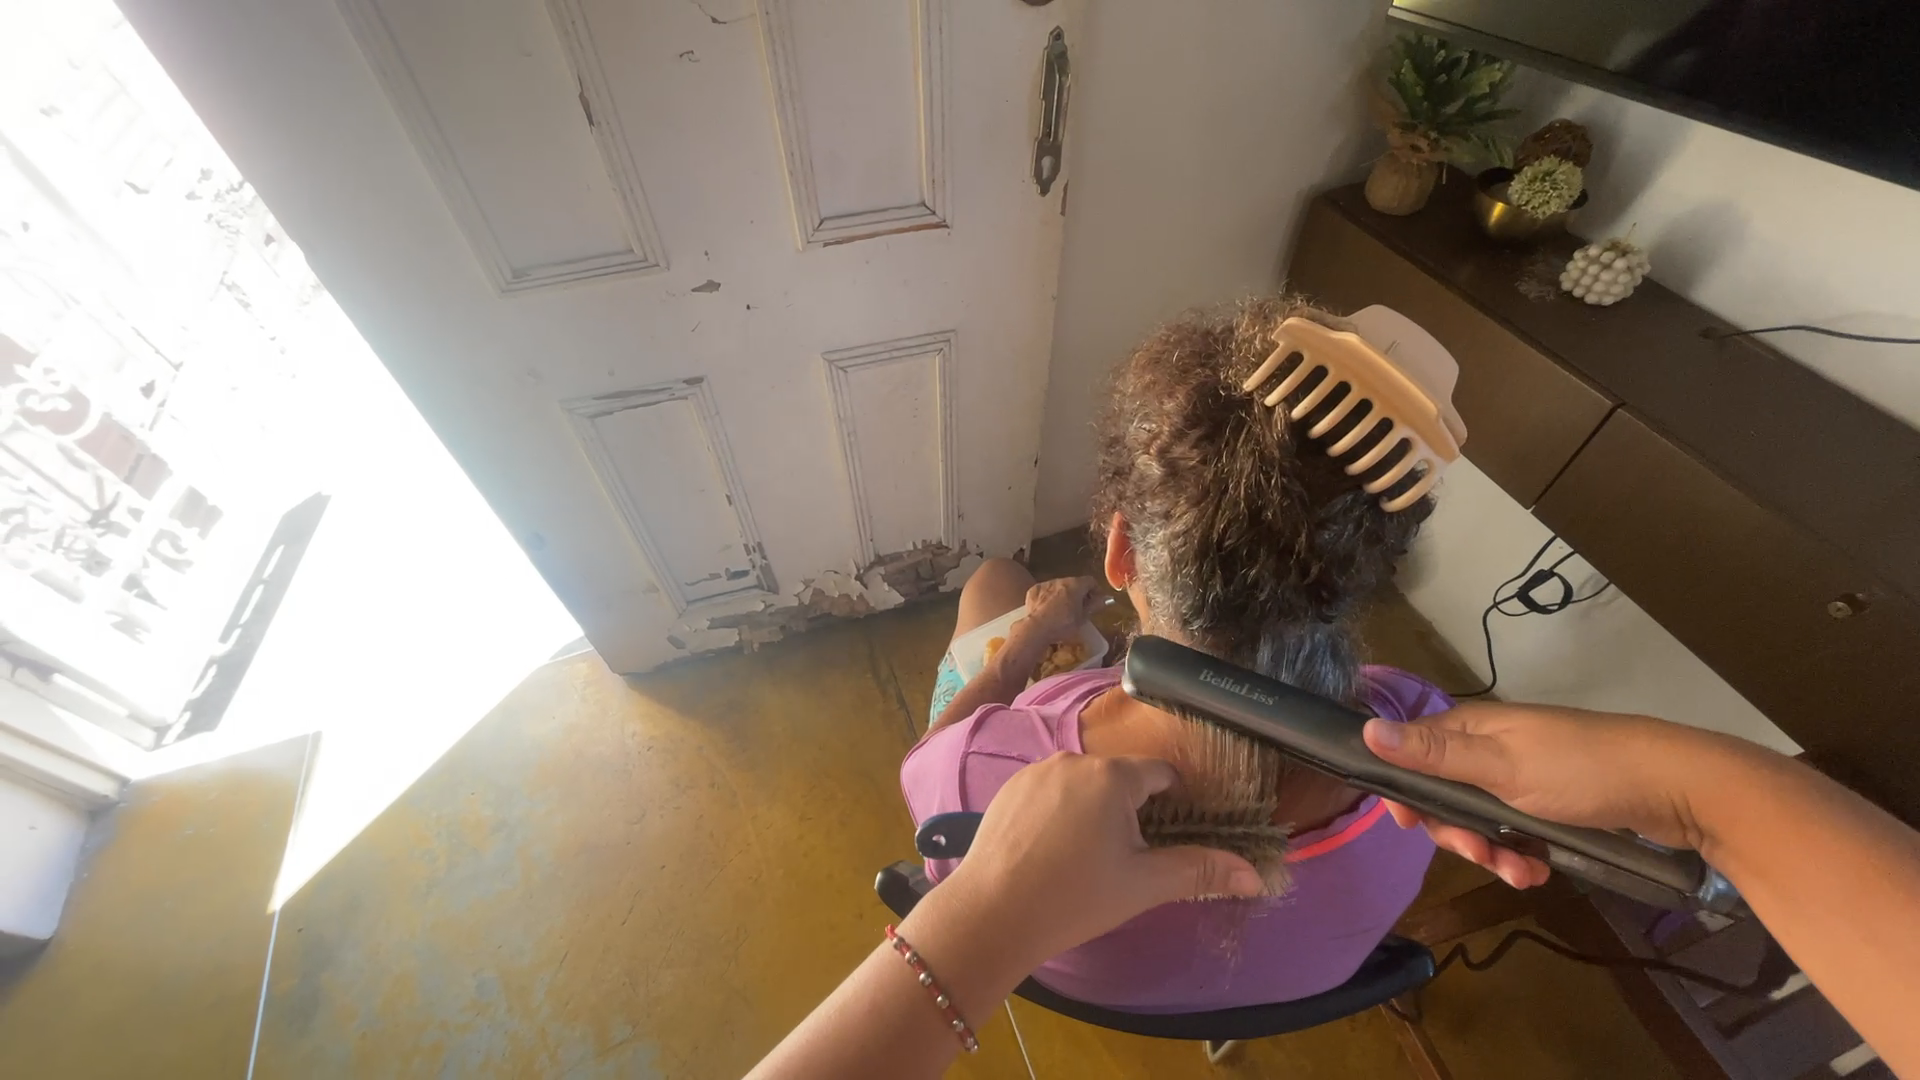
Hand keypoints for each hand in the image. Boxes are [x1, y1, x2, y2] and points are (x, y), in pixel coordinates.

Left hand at [932, 753, 1260, 968]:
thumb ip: (1199, 870)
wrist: (992, 911)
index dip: (1176, 801)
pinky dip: (1060, 811)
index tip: (1175, 833)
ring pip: (1083, 784)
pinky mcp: (1010, 786)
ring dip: (1095, 810)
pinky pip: (1050, 791)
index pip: (1160, 774)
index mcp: (1112, 776)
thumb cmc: (1076, 897)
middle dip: (1133, 810)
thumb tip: (1257, 875)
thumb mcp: (1143, 885)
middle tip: (1129, 857)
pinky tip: (1052, 850)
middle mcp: (1074, 759)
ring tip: (1088, 857)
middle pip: (1120, 779)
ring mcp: (1037, 770)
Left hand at [1012, 576, 1099, 645]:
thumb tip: (1106, 599)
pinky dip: (1048, 598)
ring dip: (1062, 595)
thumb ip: (1095, 605)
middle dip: (1078, 593)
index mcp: (1076, 585)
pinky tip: (1047, 611)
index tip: (1096, 601)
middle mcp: (1060, 580)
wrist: (1037, 629)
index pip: (1090, 581)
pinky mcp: (1034, 591)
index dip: (1095, 590)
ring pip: (1058, 587)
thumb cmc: (1063, 625)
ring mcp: (1046, 584)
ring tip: (1062, 611)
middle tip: (1080, 608)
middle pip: (1074, 583)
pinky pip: (1045, 592)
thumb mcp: (1083, 618)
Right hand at [1361, 702, 1715, 888]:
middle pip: (1442, 792)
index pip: (1409, 753)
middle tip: (1479, 856)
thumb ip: (1432, 755)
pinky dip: (1519, 852)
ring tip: (1519, 873)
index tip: (1409, 825)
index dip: (1404, 790)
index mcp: (1469, 730)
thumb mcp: (1501, 768)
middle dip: (1455, 831)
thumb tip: (1365, 731)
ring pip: (1478, 817)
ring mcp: (1519, 775)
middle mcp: (1487, 748)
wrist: (1683, 790)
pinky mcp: (1549, 801)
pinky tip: (1537, 870)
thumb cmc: (1582, 771)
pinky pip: (1513, 830)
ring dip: (1490, 850)